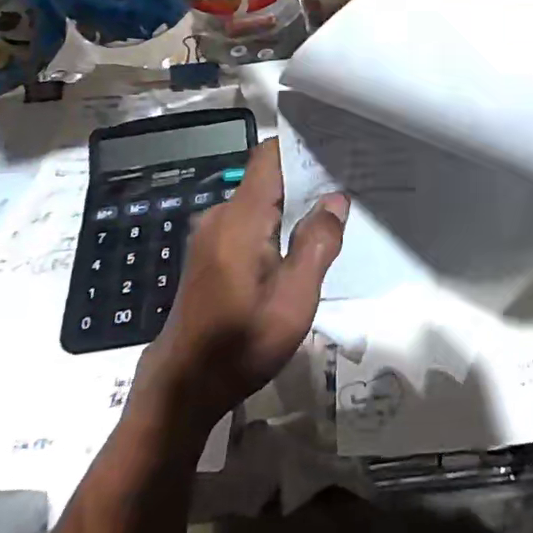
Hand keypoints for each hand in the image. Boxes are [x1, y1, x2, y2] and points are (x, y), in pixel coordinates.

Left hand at [134, 141, 347, 427]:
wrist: (183, 386)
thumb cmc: (241, 343)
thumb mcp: (293, 300)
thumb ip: (317, 244)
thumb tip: (336, 199)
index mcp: (241, 218)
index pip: (269, 157)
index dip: (302, 146)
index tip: (337, 147)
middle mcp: (222, 215)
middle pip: (267, 178)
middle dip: (307, 177)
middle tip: (350, 181)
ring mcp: (212, 234)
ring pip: (260, 202)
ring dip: (293, 204)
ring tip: (333, 210)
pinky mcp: (210, 252)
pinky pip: (250, 222)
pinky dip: (276, 223)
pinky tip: (300, 241)